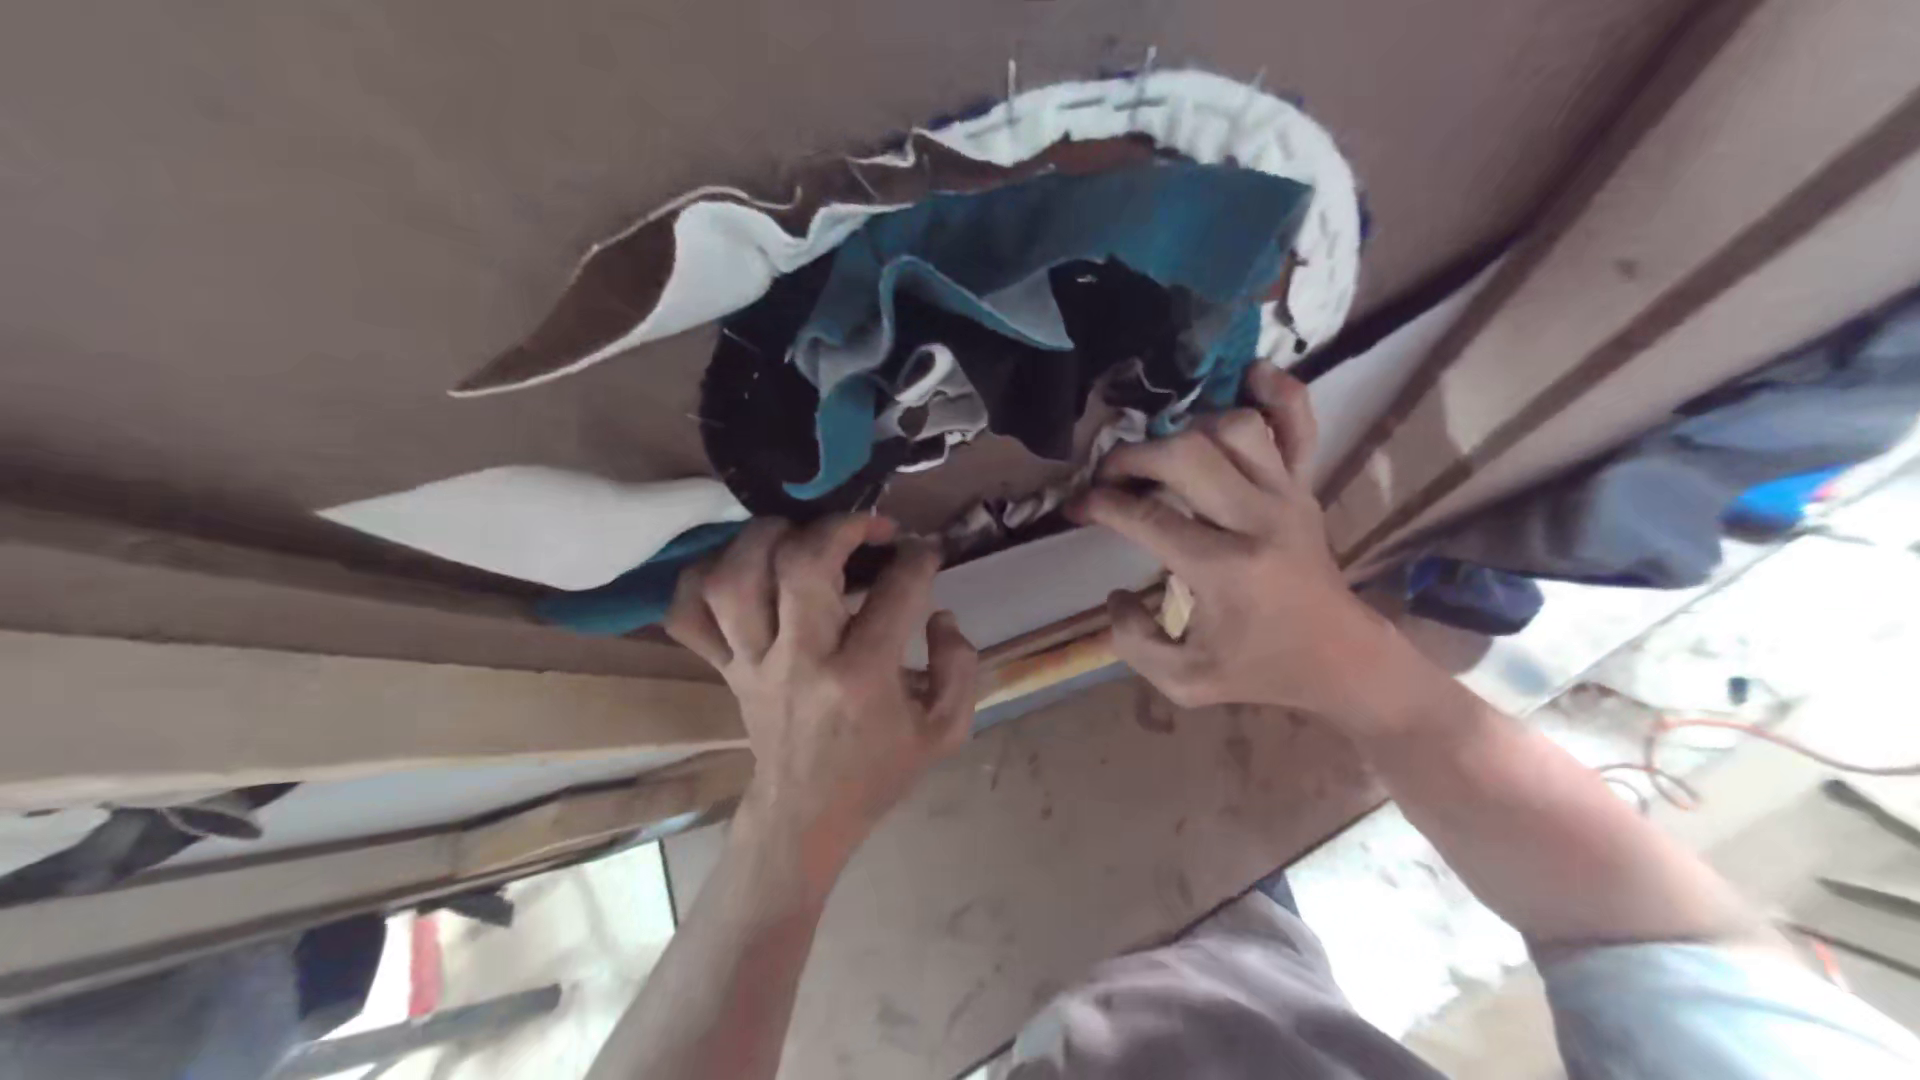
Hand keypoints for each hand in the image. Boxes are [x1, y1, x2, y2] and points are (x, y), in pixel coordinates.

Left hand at [665, 514, 977, 873]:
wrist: (806, 816)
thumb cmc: (878, 770)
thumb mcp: (945, 731)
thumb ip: (960, 666)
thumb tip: (941, 613)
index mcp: (862, 678)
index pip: (896, 593)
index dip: (919, 558)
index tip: (926, 550)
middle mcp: (800, 661)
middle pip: (802, 565)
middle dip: (840, 527)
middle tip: (867, 527)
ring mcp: (751, 663)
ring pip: (734, 578)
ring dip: (767, 538)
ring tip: (800, 534)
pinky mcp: (724, 669)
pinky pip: (689, 614)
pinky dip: (702, 579)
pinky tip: (740, 568)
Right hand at [1070, 364, 1427, 733]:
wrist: (1343, 660)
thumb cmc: (1260, 670)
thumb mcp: (1184, 682)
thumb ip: (1132, 642)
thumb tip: (1113, 595)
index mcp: (1224, 569)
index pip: (1146, 516)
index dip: (1100, 504)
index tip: (1078, 507)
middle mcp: (1258, 519)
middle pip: (1183, 455)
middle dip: (1131, 458)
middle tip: (1110, 477)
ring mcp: (1289, 497)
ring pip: (1234, 429)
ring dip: (1186, 434)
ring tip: (1163, 457)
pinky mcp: (1306, 488)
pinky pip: (1299, 425)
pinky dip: (1277, 394)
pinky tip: (1249, 378)